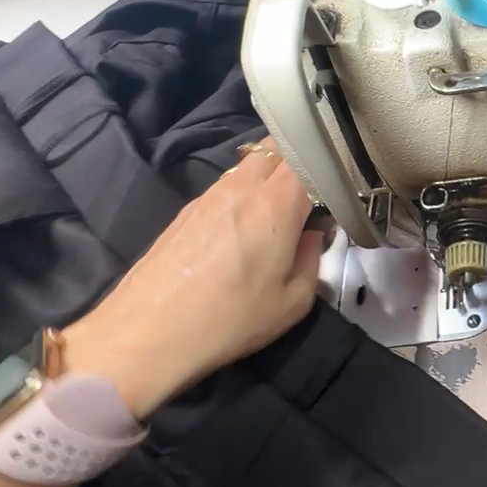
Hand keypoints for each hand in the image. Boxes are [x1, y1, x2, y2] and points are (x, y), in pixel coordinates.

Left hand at [62, 139, 322, 416]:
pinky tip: (244, 228)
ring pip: (250, 165)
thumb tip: (312, 236)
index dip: (332, 166)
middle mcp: (243, 188)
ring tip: (280, 210)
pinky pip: (227, 186)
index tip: (344, 190)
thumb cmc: (228, 320)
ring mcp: (209, 196)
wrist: (142, 339)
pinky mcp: (186, 212)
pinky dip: (244, 193)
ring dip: (271, 175)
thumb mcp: (294, 302)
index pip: (312, 157)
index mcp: (277, 203)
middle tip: (316, 190)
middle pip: (278, 148)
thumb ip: (314, 259)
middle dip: (302, 160)